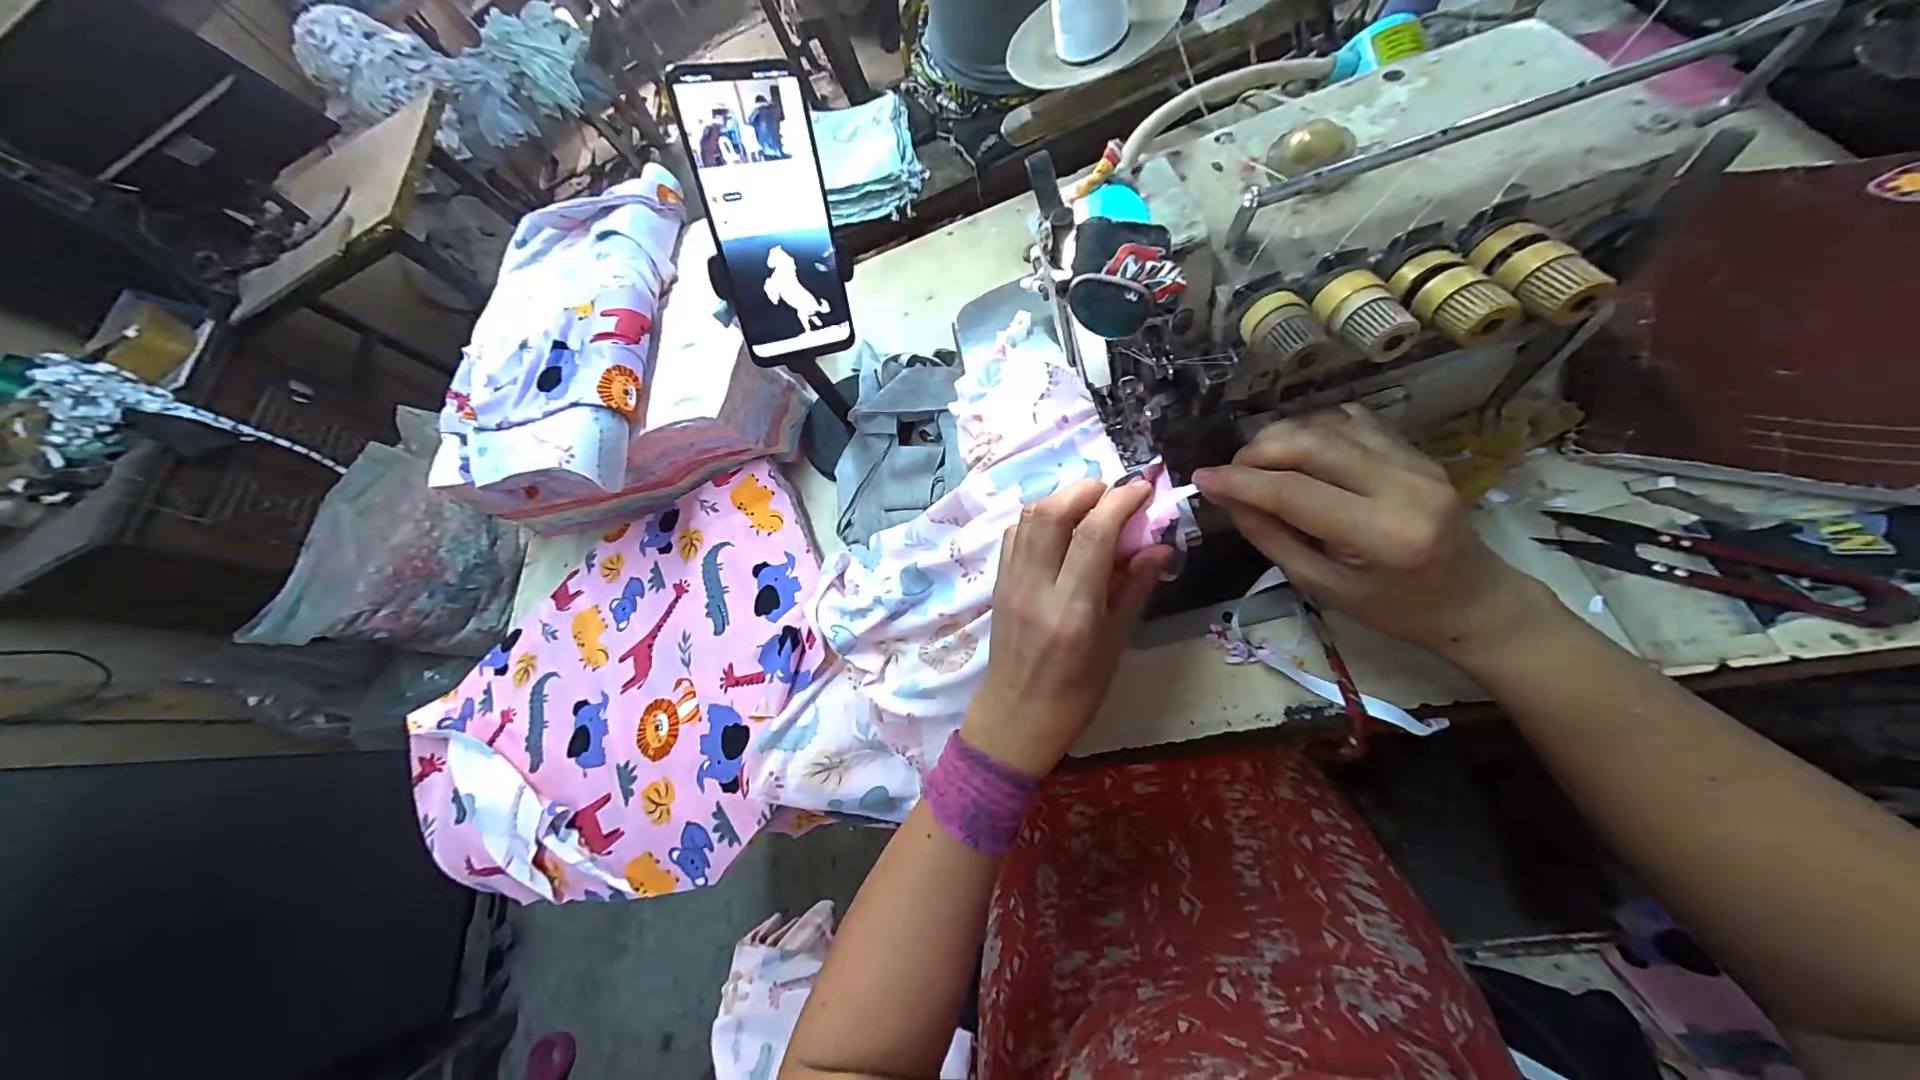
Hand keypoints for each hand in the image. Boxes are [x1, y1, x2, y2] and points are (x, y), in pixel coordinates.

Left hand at [962, 479, 1172, 776]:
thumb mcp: (1116, 642)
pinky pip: (1014, 534)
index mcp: (1073, 609)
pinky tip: (1059, 528)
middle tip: (1112, 493)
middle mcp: (1035, 587)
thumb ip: (1135, 587)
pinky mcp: (996, 582)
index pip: (1093, 533)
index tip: (1142, 488)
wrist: (1018, 715)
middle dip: (1085, 490)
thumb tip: (1160, 544)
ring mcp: (1010, 582)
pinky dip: (1038, 518)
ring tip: (1088, 505)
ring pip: (1027, 517)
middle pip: (1050, 513)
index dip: (1120, 501)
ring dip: (1060, 499)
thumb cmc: (1077, 690)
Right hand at [1192, 405, 1559, 662]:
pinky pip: (1353, 422)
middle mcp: (1405, 486)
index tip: (1201, 477)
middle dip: (1257, 451)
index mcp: (1383, 535)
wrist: (1471, 599)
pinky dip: (1313, 429)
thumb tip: (1224, 495)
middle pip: (1311, 444)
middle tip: (1230, 471)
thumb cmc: (1391, 607)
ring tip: (1258, 463)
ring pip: (1328, 424)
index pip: (1294, 492)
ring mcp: (1418, 462)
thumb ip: (1269, 535)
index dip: (1240, 481)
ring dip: (1281, 437)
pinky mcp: (1418, 450)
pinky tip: (1299, 451)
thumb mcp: (1319, 584)